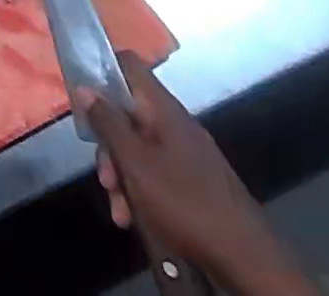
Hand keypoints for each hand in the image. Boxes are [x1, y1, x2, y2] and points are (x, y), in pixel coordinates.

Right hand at [83, 52, 318, 295]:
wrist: (249, 264)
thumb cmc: (185, 203)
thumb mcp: (134, 161)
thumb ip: (107, 122)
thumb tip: (84, 87)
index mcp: (164, 111)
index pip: (130, 65)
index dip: (101, 66)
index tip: (79, 87)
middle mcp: (175, 126)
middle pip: (126, 113)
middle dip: (107, 144)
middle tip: (102, 174)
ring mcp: (186, 154)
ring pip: (136, 148)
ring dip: (120, 175)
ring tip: (119, 209)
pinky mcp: (192, 180)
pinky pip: (153, 172)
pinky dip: (139, 190)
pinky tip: (132, 216)